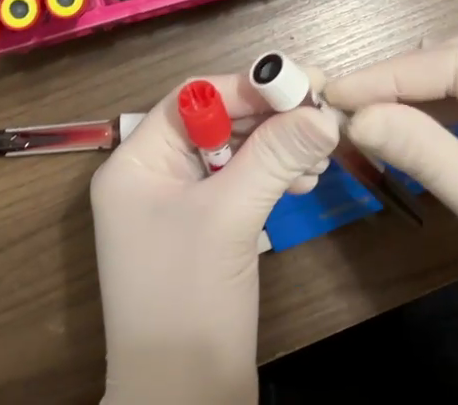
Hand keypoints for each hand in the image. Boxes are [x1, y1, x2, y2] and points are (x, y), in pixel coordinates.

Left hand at [91, 73, 339, 404]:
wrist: (181, 400)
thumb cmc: (188, 299)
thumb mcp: (230, 218)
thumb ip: (272, 157)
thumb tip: (322, 113)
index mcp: (135, 163)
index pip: (191, 100)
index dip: (244, 87)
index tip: (299, 84)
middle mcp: (150, 176)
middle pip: (212, 124)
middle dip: (266, 119)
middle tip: (319, 115)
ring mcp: (175, 206)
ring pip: (229, 155)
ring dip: (273, 148)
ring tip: (317, 155)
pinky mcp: (201, 232)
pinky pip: (235, 186)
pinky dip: (268, 178)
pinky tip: (301, 180)